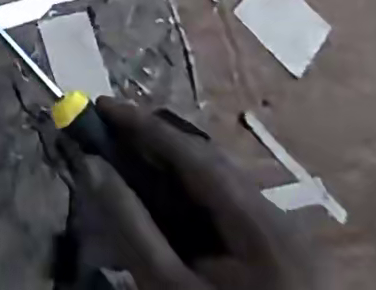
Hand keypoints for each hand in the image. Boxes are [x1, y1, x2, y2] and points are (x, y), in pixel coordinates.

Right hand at [77, 99, 318, 289]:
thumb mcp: (166, 285)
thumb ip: (128, 220)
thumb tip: (88, 161)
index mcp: (263, 229)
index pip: (194, 155)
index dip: (143, 124)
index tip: (98, 103)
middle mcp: (282, 224)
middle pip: (209, 163)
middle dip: (154, 141)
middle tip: (105, 127)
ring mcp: (288, 242)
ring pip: (218, 183)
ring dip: (169, 165)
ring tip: (124, 153)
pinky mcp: (282, 258)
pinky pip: (227, 207)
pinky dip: (188, 192)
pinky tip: (158, 195)